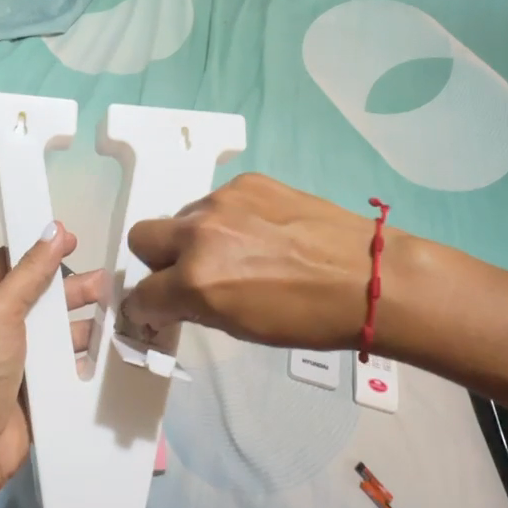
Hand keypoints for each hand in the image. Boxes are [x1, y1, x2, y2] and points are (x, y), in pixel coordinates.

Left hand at [0, 222, 103, 495]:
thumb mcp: (1, 311)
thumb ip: (30, 272)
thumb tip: (54, 228)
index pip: (12, 262)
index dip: (40, 247)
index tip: (72, 239)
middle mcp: (4, 326)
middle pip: (44, 295)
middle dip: (75, 287)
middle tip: (111, 284)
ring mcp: (24, 359)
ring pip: (61, 332)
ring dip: (88, 322)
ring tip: (121, 317)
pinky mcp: (41, 388)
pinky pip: (69, 365)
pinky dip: (90, 357)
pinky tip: (116, 351)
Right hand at [122, 173, 406, 352]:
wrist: (367, 277)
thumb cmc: (307, 319)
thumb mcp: (241, 326)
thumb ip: (196, 306)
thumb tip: (174, 298)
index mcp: (196, 281)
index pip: (141, 294)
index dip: (146, 308)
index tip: (158, 310)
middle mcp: (198, 234)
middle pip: (142, 236)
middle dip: (157, 260)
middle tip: (188, 274)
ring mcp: (221, 201)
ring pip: (182, 218)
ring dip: (195, 237)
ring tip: (239, 252)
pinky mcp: (246, 181)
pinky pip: (217, 201)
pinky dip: (228, 218)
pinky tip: (261, 233)